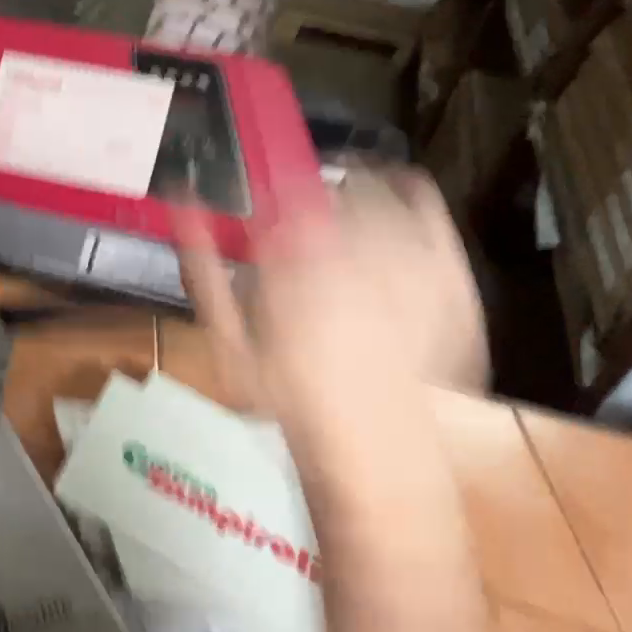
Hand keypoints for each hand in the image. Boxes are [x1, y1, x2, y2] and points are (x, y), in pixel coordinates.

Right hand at [173, 168, 487, 434]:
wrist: (373, 444)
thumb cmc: (286, 392)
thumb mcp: (228, 333)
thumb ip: (203, 265)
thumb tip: (181, 204)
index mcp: (292, 267)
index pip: (278, 197)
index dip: (265, 187)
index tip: (253, 195)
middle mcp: (352, 257)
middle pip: (329, 193)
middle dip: (307, 190)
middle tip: (290, 203)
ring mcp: (408, 267)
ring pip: (378, 199)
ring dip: (352, 190)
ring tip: (335, 199)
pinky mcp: (450, 282)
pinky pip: (433, 221)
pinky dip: (415, 199)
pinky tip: (399, 188)